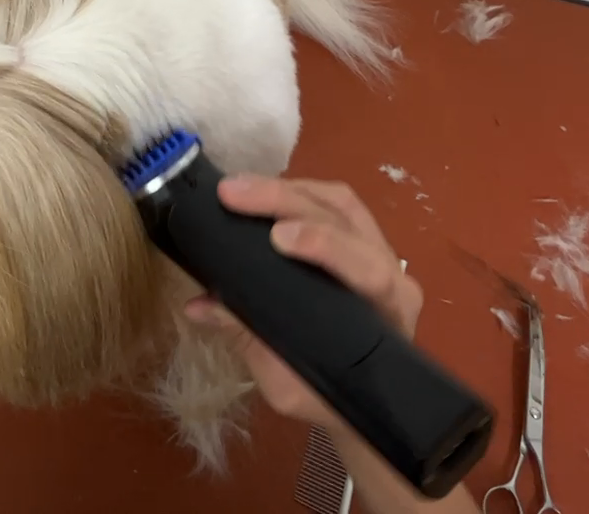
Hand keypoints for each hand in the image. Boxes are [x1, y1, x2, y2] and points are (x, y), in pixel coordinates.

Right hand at [184, 175, 422, 431]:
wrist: (367, 401)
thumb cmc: (332, 395)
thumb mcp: (290, 383)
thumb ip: (251, 340)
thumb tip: (198, 306)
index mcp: (387, 311)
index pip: (365, 267)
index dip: (323, 244)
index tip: (277, 238)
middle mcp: (390, 271)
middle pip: (343, 219)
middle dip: (285, 200)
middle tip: (232, 194)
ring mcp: (377, 247)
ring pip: (338, 201)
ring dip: (288, 188)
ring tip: (242, 186)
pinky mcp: (359, 235)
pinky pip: (332, 201)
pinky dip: (296, 189)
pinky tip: (263, 189)